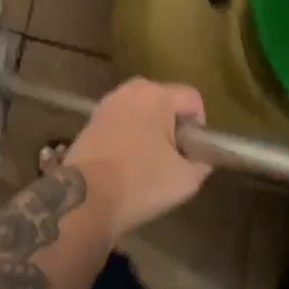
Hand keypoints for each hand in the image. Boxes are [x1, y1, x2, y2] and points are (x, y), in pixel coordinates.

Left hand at [62, 78, 211, 238]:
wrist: (85, 199)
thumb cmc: (140, 183)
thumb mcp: (186, 179)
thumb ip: (203, 161)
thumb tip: (201, 155)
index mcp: (156, 94)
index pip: (192, 98)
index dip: (200, 126)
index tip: (193, 153)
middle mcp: (130, 89)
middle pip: (166, 102)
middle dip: (174, 127)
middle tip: (173, 159)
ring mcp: (107, 103)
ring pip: (142, 112)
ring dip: (150, 132)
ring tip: (149, 164)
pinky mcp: (91, 120)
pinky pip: (122, 121)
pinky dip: (130, 136)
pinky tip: (127, 164)